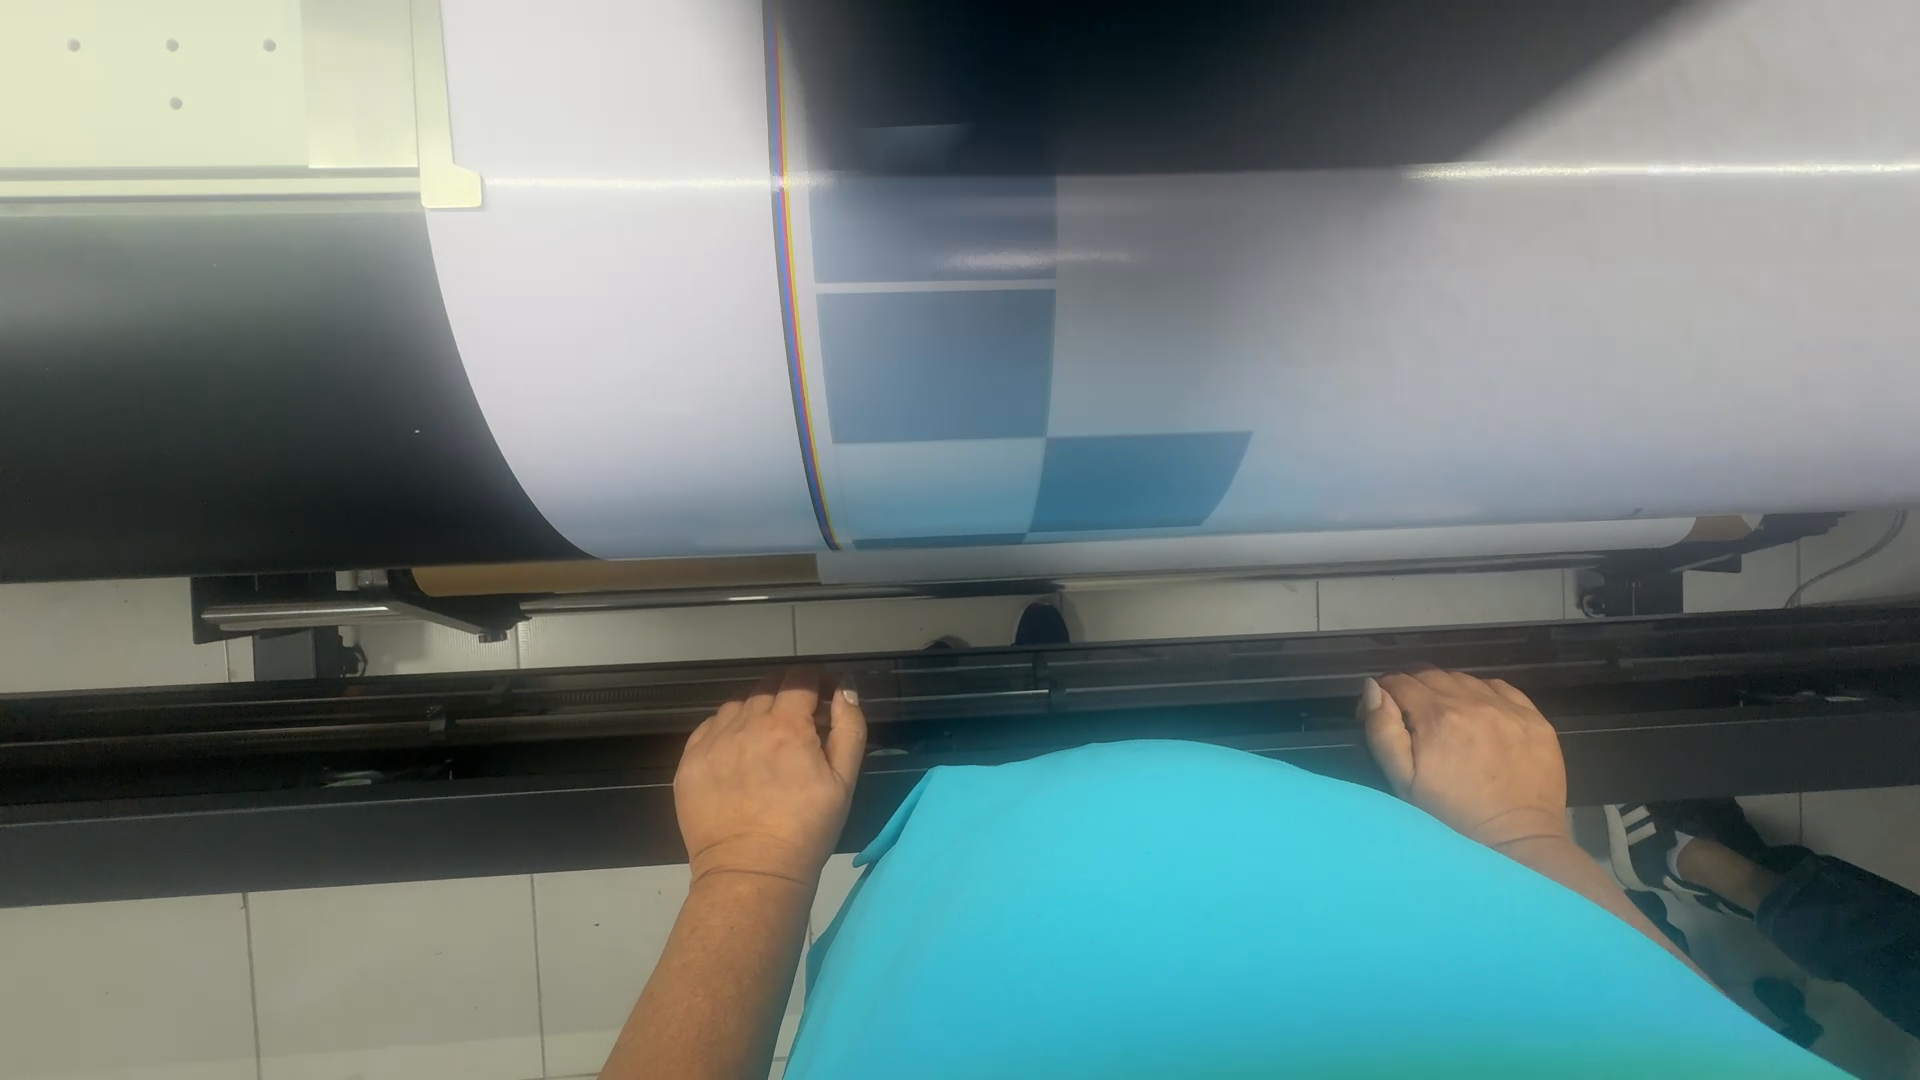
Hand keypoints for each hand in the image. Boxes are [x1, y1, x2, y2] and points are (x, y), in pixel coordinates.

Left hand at [674, 667, 866, 886]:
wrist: (752, 873)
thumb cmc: (807, 828)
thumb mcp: (844, 780)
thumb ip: (849, 726)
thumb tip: (844, 686)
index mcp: (787, 725)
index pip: (799, 678)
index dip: (813, 679)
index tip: (821, 692)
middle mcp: (746, 725)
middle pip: (767, 687)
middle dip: (786, 693)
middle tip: (798, 720)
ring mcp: (713, 743)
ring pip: (737, 705)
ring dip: (755, 710)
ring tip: (766, 738)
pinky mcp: (689, 763)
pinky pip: (709, 727)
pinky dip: (727, 729)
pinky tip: (738, 751)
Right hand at [1358, 669, 1568, 851]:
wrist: (1516, 839)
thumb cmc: (1449, 812)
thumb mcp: (1400, 778)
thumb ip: (1381, 728)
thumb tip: (1373, 687)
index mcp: (1436, 716)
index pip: (1398, 681)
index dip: (1382, 692)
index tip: (1382, 714)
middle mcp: (1473, 703)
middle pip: (1429, 674)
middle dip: (1411, 688)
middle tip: (1410, 716)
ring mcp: (1508, 709)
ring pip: (1462, 678)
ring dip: (1445, 689)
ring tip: (1444, 717)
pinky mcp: (1535, 719)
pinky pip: (1499, 687)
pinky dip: (1480, 692)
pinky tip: (1476, 713)